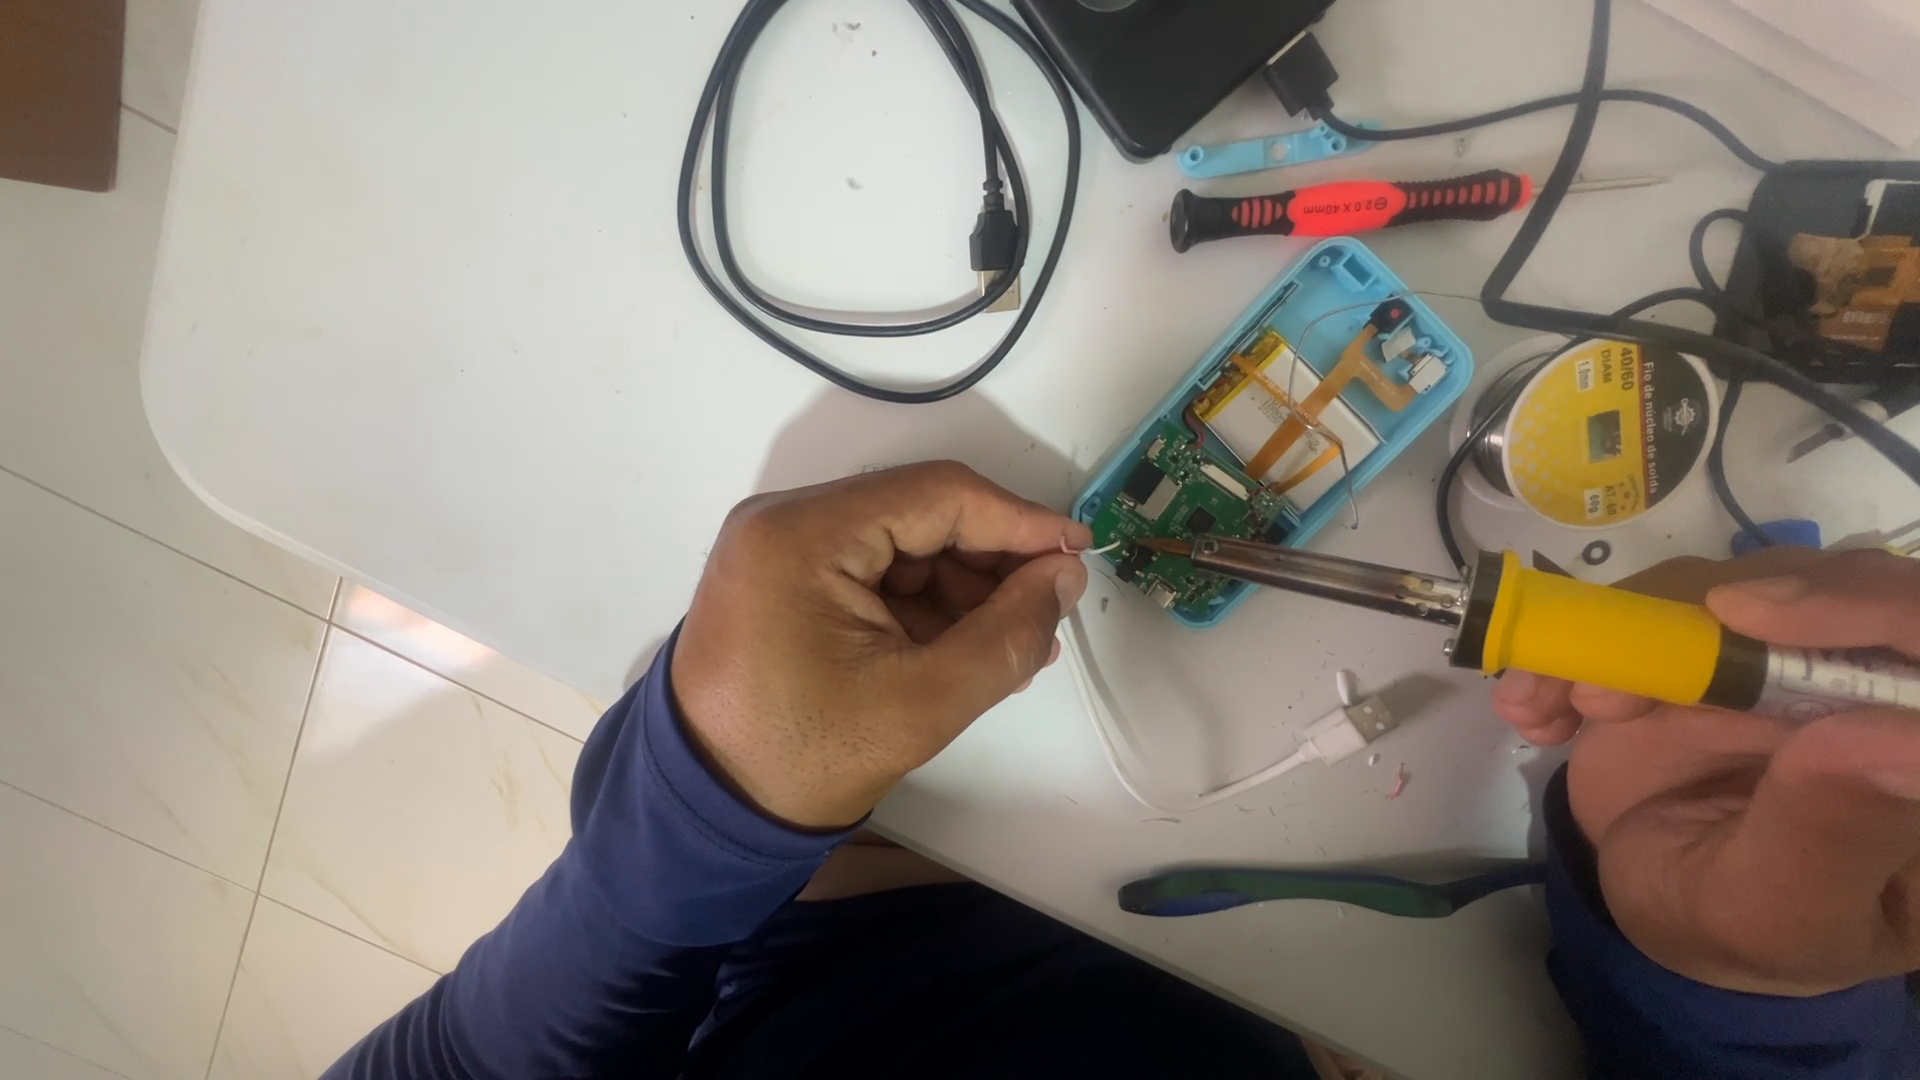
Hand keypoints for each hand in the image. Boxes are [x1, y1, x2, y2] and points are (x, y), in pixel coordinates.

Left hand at [672, 462, 1089, 829]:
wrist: (707, 811)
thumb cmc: (803, 758)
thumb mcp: (921, 703)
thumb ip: (1007, 635)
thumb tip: (1065, 577)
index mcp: (804, 534)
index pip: (937, 495)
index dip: (1018, 520)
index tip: (1078, 551)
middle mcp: (789, 521)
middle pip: (921, 515)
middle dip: (993, 563)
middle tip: (1049, 610)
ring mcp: (788, 548)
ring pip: (906, 545)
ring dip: (967, 589)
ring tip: (1019, 643)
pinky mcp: (794, 578)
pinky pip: (879, 573)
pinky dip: (930, 605)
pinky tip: (974, 645)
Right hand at [1492, 548, 1919, 995]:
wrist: (1654, 902)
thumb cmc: (1742, 928)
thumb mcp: (1784, 906)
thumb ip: (1833, 829)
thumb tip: (1895, 738)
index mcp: (1914, 744)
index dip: (1863, 606)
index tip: (1743, 613)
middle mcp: (1856, 685)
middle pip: (1810, 588)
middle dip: (1685, 627)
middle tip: (1605, 701)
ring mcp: (1763, 662)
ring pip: (1698, 591)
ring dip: (1600, 641)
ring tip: (1549, 715)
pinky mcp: (1679, 651)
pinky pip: (1620, 614)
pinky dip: (1557, 653)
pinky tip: (1533, 710)